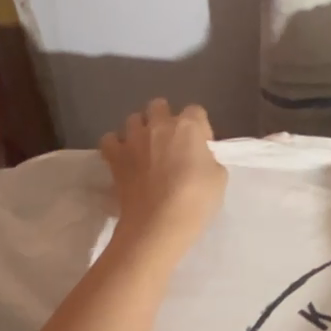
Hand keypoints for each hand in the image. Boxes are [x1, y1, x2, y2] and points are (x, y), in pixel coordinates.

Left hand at [99, 100, 226, 252]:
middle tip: (171, 142)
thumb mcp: (219, 178)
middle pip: (159, 106)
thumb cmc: (196, 200)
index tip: (201, 147)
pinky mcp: (114, 157)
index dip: (200, 128)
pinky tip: (124, 156)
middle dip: (165, 118)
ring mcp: (133, 139)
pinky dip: (116, 145)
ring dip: (141, 129)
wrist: (158, 224)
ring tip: (146, 148)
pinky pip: (110, 139)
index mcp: (188, 127)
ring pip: (133, 119)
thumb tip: (198, 158)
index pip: (196, 111)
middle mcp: (158, 126)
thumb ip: (208, 159)